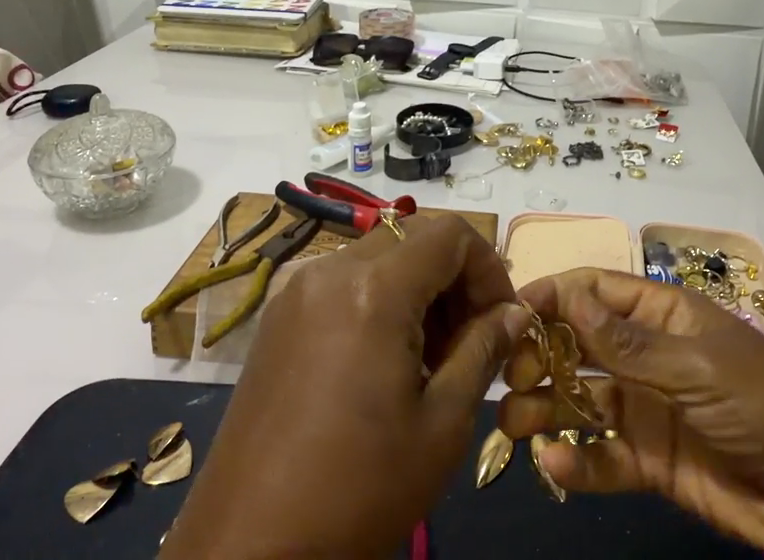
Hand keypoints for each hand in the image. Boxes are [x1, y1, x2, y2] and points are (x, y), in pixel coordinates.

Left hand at [165, 213, 526, 559]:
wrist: (249, 547)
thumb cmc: (360, 487)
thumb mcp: (442, 423)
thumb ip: (483, 351)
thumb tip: (514, 313)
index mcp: (373, 288)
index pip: (450, 234)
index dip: (489, 268)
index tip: (502, 320)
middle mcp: (328, 272)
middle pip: (412, 240)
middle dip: (454, 280)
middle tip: (472, 343)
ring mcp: (294, 294)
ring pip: (377, 260)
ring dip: (418, 292)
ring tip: (432, 360)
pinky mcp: (276, 322)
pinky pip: (343, 286)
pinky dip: (379, 304)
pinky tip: (385, 365)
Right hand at [500, 269, 763, 559]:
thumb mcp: (697, 365)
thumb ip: (627, 341)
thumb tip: (567, 298)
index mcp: (668, 315)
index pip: (599, 292)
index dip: (555, 296)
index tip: (508, 312)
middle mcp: (651, 357)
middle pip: (581, 347)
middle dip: (541, 356)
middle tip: (507, 375)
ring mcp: (650, 410)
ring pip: (583, 402)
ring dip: (545, 408)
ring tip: (512, 422)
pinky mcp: (652, 462)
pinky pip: (603, 456)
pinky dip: (575, 460)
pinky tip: (553, 462)